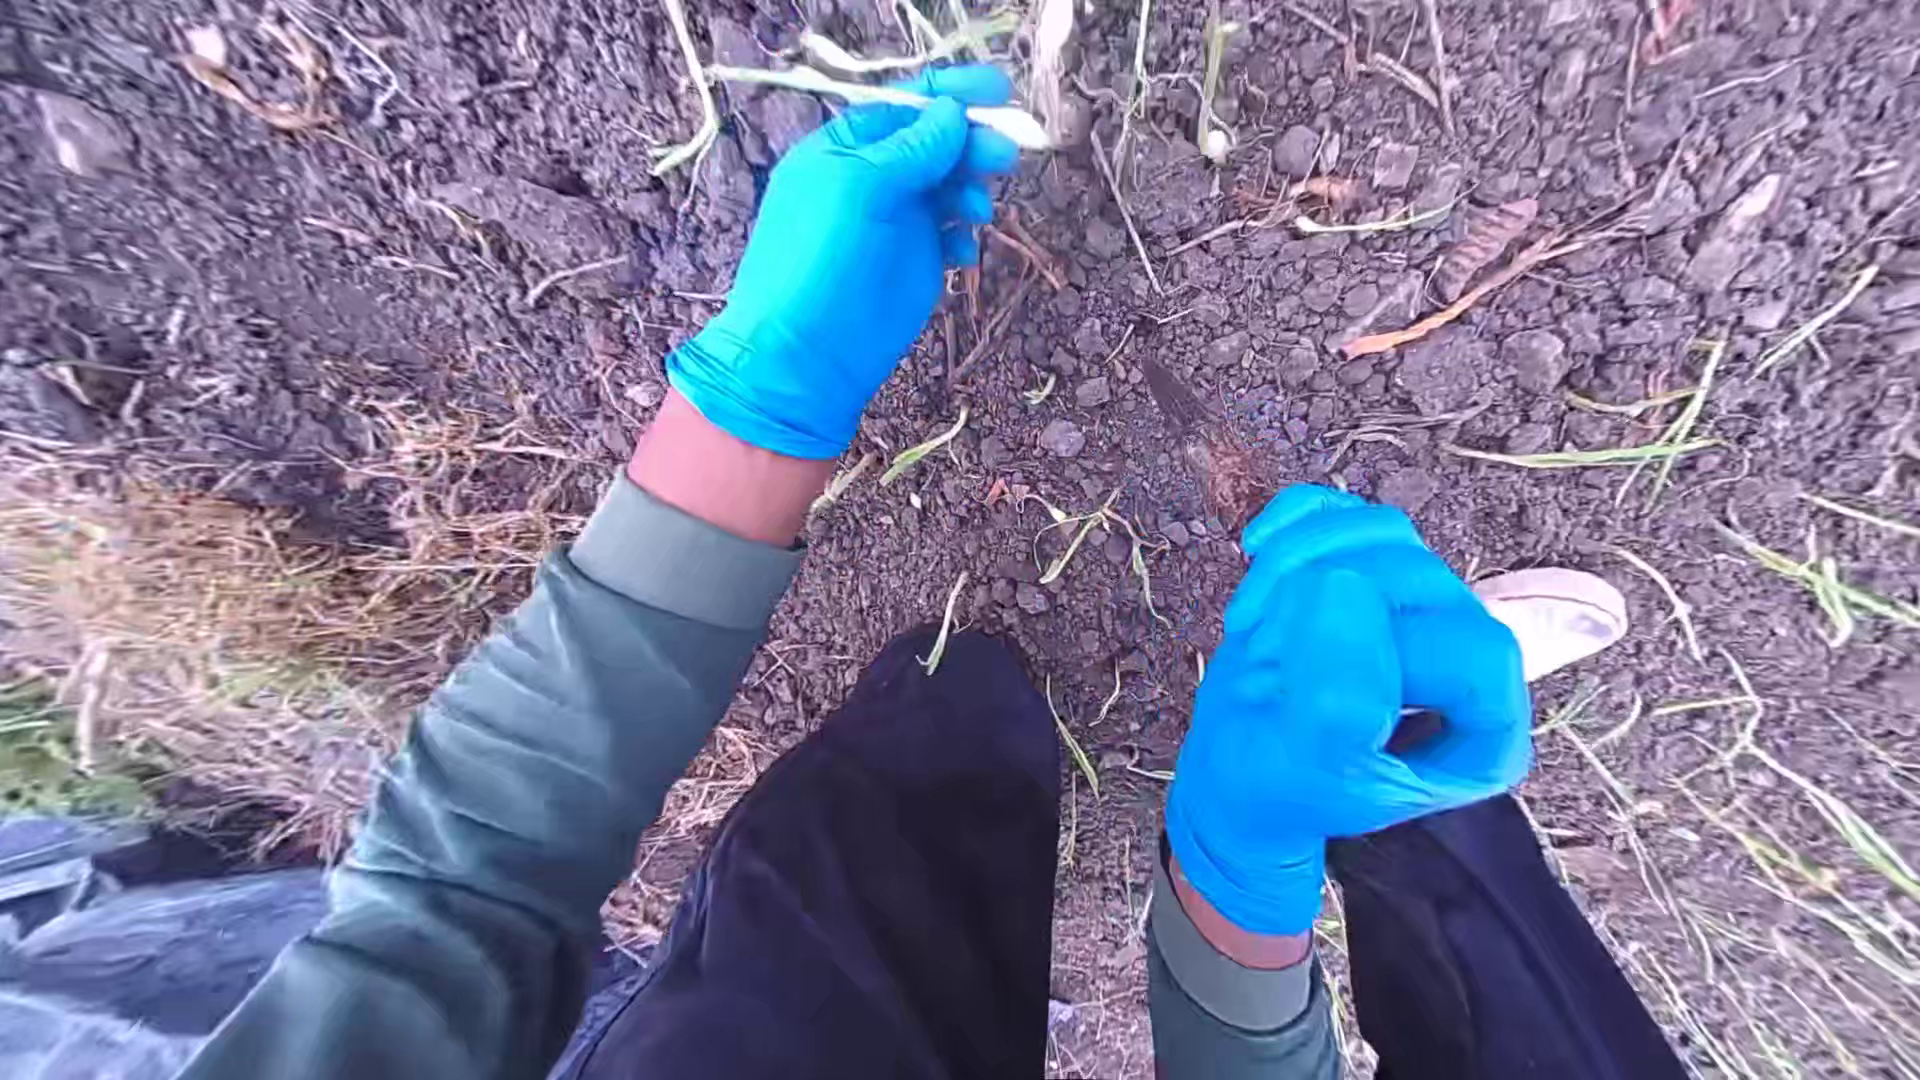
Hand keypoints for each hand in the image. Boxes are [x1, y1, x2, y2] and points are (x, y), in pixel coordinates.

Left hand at [667, 65, 1020, 459]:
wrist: (811, 354)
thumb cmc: (821, 263)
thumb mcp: (859, 190)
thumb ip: (910, 151)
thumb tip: (953, 115)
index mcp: (849, 151)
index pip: (907, 108)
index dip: (952, 95)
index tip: (1000, 92)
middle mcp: (876, 183)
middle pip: (936, 146)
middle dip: (972, 145)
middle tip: (1006, 156)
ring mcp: (898, 226)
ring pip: (948, 189)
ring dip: (971, 190)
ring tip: (979, 211)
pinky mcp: (917, 266)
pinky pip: (952, 235)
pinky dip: (964, 236)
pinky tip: (964, 252)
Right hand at [1166, 485, 1531, 935]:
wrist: (1237, 764)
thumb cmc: (1274, 780)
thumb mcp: (1306, 766)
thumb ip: (1335, 694)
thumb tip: (1336, 584)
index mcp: (1479, 724)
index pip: (1469, 653)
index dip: (1380, 648)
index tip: (1292, 667)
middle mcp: (1454, 652)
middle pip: (1416, 576)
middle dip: (1312, 596)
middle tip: (1252, 643)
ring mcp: (1403, 602)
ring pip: (1377, 531)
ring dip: (1293, 560)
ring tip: (1248, 616)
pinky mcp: (1352, 570)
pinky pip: (1338, 511)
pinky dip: (1291, 516)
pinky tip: (1255, 547)